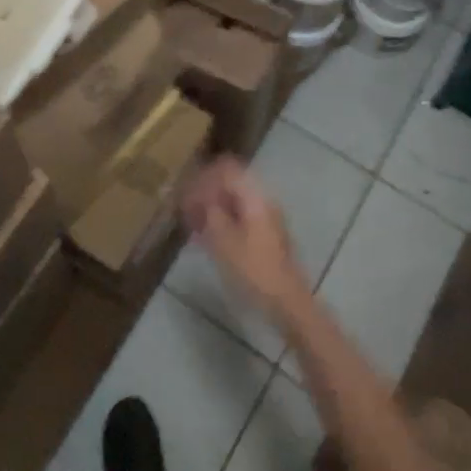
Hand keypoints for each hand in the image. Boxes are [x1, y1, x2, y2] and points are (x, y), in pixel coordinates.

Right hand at [182, 157, 311, 316]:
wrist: (286, 301)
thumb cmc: (253, 269)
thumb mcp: (223, 240)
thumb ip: (209, 213)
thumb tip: (200, 198)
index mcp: (255, 197)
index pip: (227, 170)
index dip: (204, 176)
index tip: (185, 190)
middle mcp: (263, 202)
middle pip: (231, 186)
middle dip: (206, 193)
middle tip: (185, 208)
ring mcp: (267, 220)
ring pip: (234, 204)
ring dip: (213, 209)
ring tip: (191, 224)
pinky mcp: (266, 238)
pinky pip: (239, 220)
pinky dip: (222, 224)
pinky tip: (206, 239)